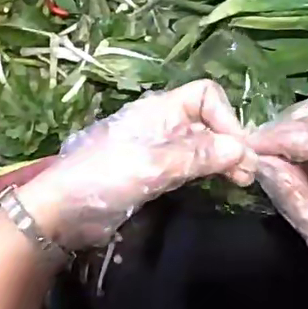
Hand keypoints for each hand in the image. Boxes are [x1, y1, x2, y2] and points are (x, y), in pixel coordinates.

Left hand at [16, 80, 257, 249]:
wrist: (60, 212)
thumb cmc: (102, 179)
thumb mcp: (152, 165)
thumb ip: (197, 156)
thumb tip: (244, 149)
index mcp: (159, 110)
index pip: (206, 96)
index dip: (226, 118)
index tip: (239, 151)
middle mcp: (163, 123)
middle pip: (208, 120)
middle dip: (231, 142)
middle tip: (247, 176)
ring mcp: (159, 148)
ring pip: (202, 144)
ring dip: (223, 159)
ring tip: (239, 182)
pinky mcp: (155, 173)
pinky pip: (190, 164)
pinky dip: (208, 171)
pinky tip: (219, 185)